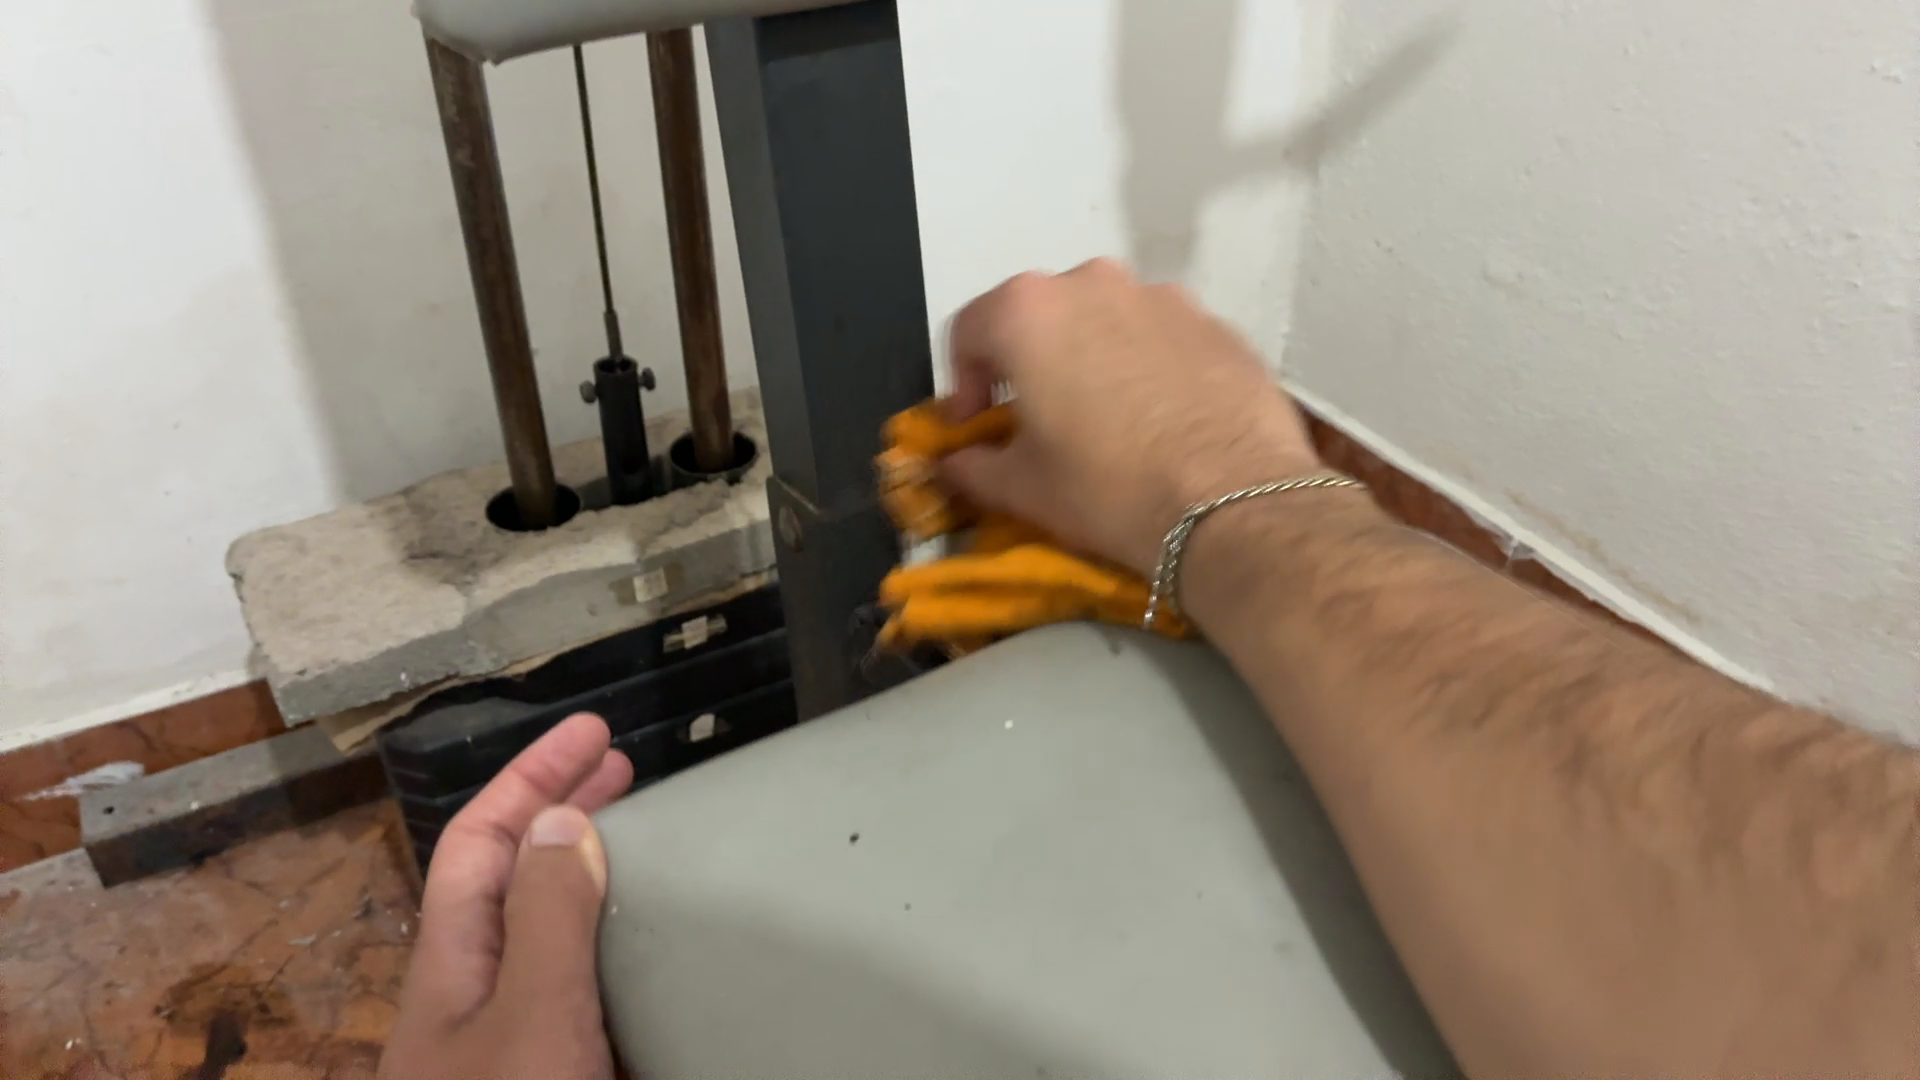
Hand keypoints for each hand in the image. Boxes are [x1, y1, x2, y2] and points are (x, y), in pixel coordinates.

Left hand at [380, 714, 634, 1079]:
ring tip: (639, 826)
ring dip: (586, 859)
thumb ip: (544, 918)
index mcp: (452, 970)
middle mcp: (477, 991)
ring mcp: (518, 1030)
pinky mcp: (564, 1059)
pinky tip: (653, 929)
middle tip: (622, 762)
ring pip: (546, 917)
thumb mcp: (529, 1023)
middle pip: (509, 870)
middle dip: (559, 803)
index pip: (481, 843)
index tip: (593, 732)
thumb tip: (560, 815)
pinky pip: (583, 967)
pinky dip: (614, 925)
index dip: (531, 777)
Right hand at [941, 258, 1324, 576]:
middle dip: (1026, 366)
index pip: (969, 330)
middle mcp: (1093, 282)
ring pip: (1102, 322)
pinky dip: (1144, 367)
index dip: (963, 382)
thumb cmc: (1105, 488)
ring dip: (1087, 362)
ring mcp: (1163, 296)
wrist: (1232, 505)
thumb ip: (971, 466)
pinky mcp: (1216, 323)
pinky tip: (1158, 422)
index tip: (975, 426)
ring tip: (1104, 422)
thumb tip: (952, 464)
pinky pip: (1158, 338)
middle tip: (1036, 421)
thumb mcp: (1021, 487)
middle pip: (1039, 318)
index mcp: (1029, 311)